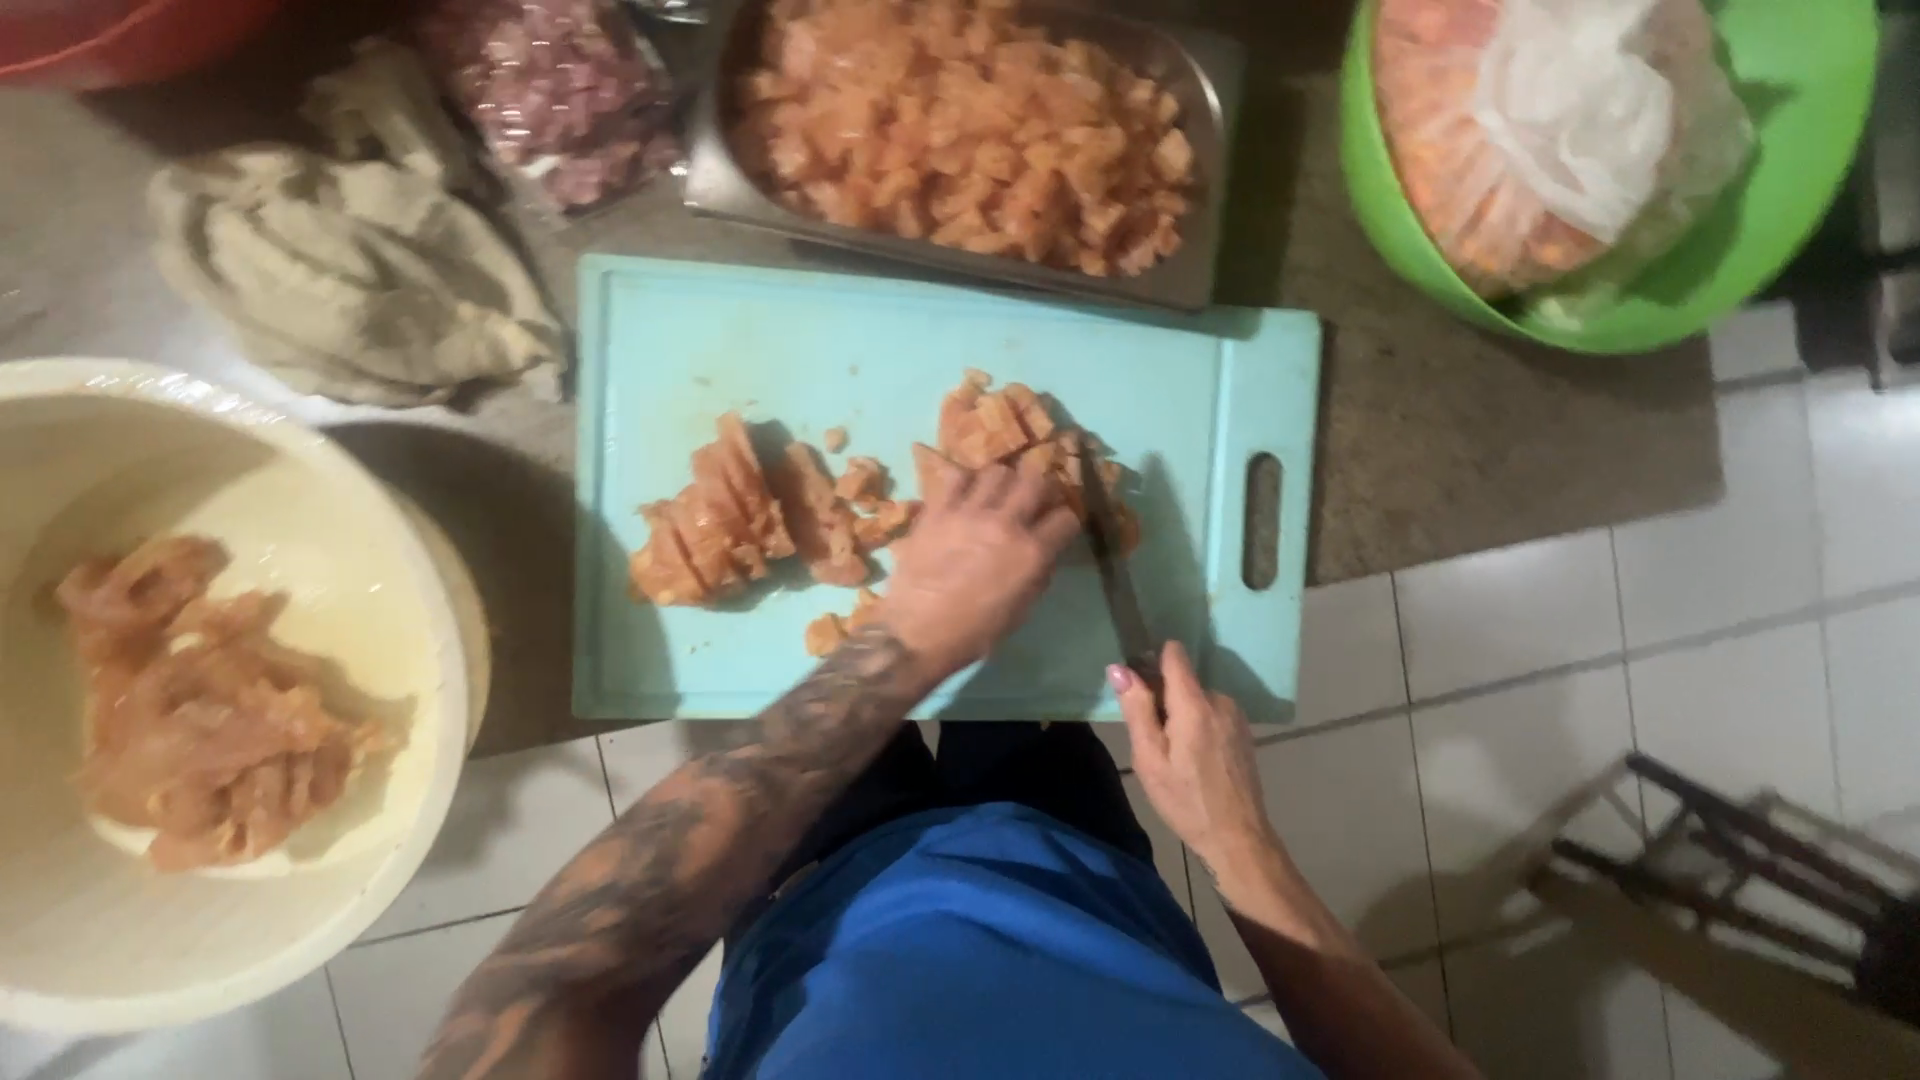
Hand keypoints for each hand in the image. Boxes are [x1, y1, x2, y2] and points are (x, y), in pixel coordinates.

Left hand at [872, 459, 1080, 683]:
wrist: (917, 632)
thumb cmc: (974, 632)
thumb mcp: (1021, 610)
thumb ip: (1038, 573)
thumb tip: (1042, 551)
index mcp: (1031, 553)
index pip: (1066, 517)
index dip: (1066, 520)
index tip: (1058, 525)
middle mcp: (1005, 524)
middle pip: (1036, 480)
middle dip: (1041, 487)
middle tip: (1032, 499)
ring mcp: (968, 512)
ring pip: (997, 471)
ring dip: (1003, 481)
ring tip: (996, 495)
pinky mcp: (936, 510)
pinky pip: (956, 477)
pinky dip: (965, 482)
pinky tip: (963, 497)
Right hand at [1115, 642, 1282, 878]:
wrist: (1237, 837)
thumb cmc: (1186, 800)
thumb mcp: (1149, 758)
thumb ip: (1136, 708)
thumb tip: (1120, 668)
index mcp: (1195, 704)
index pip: (1174, 654)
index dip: (1151, 659)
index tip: (1135, 681)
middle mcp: (1220, 700)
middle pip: (1182, 679)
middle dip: (1161, 696)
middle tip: (1150, 736)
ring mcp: (1235, 715)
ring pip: (1196, 697)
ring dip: (1179, 713)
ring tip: (1171, 752)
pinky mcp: (1243, 731)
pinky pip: (1211, 712)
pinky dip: (1196, 723)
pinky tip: (1192, 757)